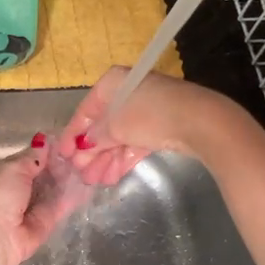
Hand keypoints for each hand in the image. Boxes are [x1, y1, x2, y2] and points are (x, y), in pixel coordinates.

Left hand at [0, 141, 88, 264]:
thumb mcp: (13, 169)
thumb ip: (32, 156)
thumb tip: (43, 139)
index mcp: (9, 171)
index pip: (33, 156)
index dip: (51, 148)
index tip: (72, 140)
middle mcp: (23, 186)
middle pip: (48, 171)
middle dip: (64, 162)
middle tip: (87, 152)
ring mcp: (36, 203)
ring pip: (57, 186)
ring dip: (72, 176)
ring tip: (93, 164)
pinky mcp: (48, 219)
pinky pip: (64, 204)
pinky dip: (76, 194)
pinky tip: (92, 182)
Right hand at [57, 67, 230, 186]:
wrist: (200, 122)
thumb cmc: (149, 116)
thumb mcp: (114, 128)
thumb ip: (94, 138)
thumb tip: (82, 146)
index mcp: (113, 83)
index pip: (86, 110)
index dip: (73, 135)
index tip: (64, 155)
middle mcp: (128, 92)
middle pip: (103, 126)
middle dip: (91, 152)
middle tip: (80, 174)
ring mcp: (146, 110)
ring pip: (119, 137)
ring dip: (105, 160)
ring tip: (95, 182)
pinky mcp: (161, 126)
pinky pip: (134, 143)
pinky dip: (122, 159)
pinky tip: (112, 177)